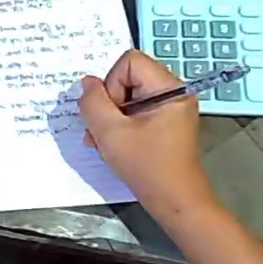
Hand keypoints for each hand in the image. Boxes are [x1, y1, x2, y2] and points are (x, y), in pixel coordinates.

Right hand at [79, 50, 214, 223]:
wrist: (175, 201)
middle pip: (128, 78)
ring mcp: (170, 109)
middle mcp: (173, 93)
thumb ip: (92, 103)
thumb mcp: (110, 133)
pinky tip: (113, 145)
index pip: (129, 62)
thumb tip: (87, 83)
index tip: (111, 113)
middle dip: (108, 104)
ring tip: (103, 142)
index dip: (111, 84)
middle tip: (101, 130)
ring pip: (128, 97)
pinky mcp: (165, 124)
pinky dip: (120, 126)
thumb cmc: (146, 167)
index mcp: (169, 88)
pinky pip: (135, 112)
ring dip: (110, 118)